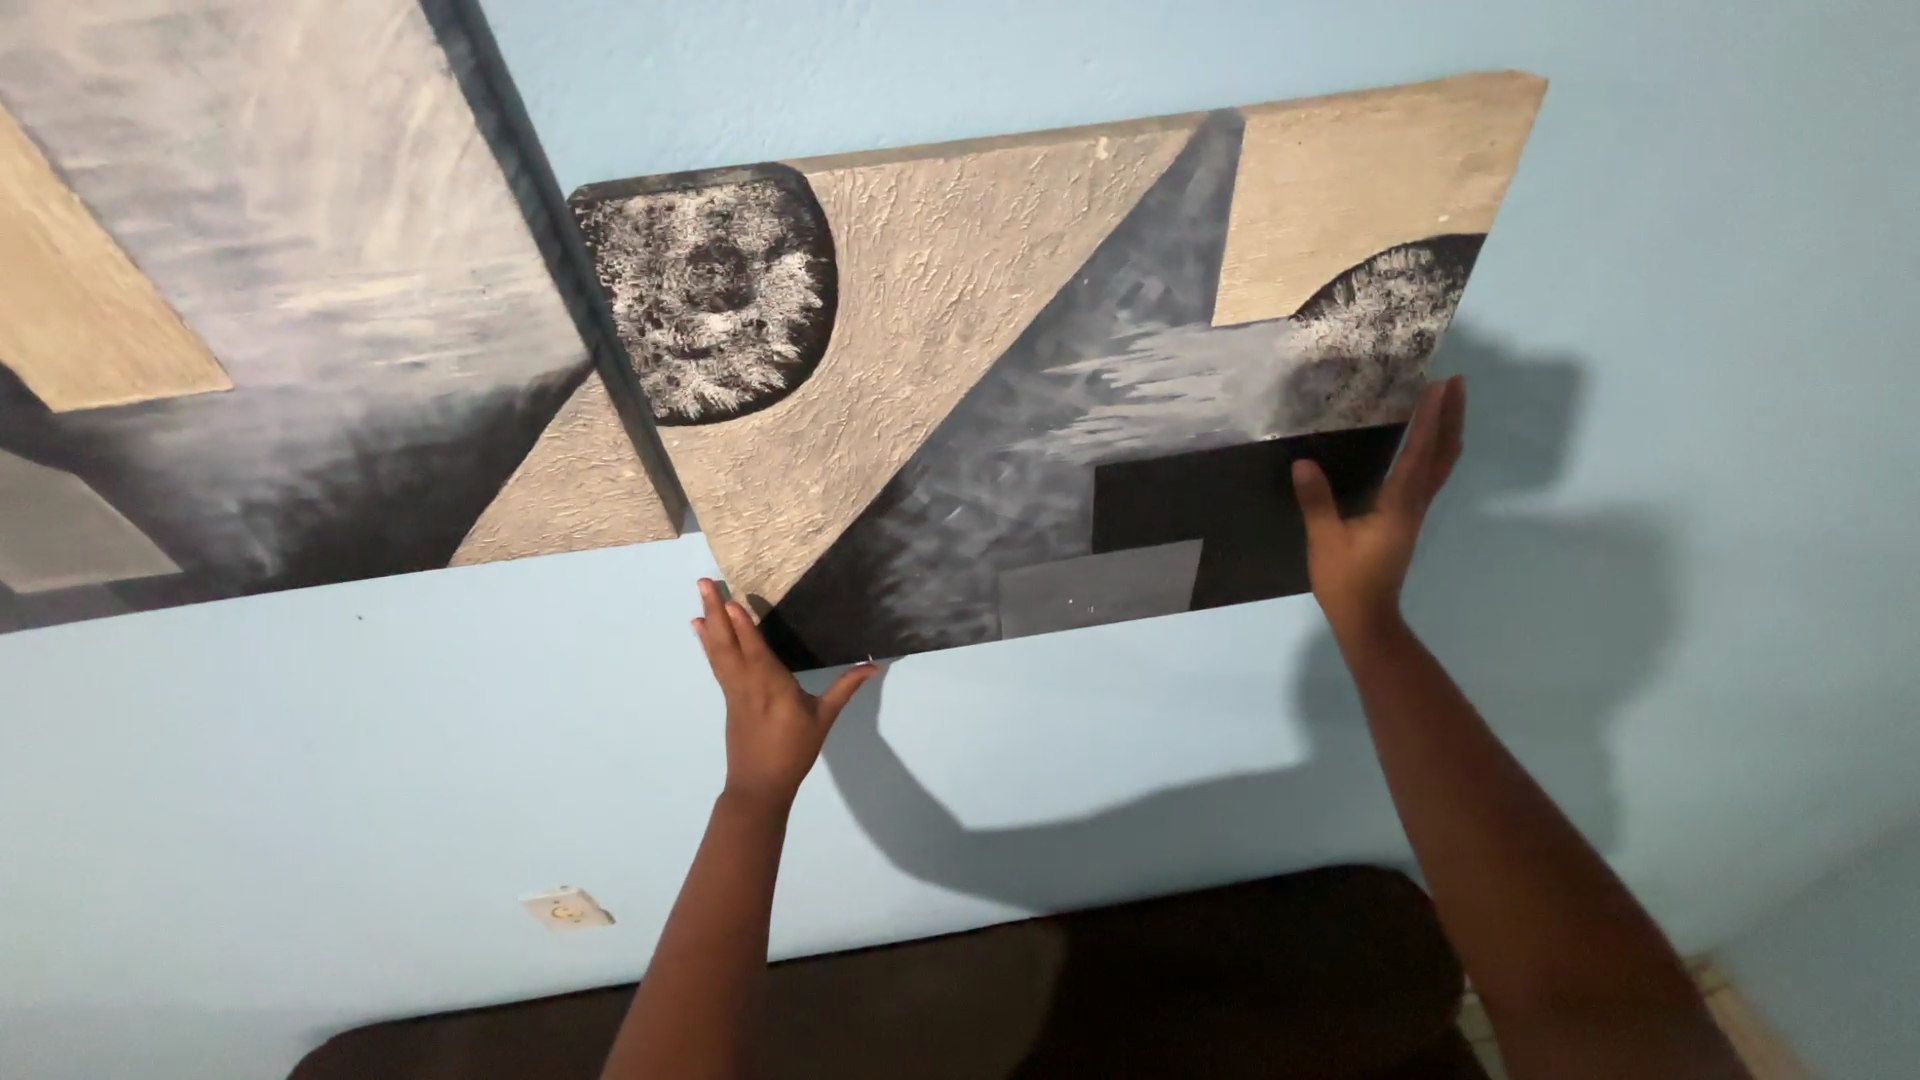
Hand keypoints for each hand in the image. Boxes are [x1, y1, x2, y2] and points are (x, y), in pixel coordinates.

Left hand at [693, 579, 877, 808]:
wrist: (760, 786)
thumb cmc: (794, 751)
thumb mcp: (824, 718)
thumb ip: (845, 687)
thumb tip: (873, 664)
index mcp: (772, 688)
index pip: (755, 651)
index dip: (743, 626)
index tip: (732, 600)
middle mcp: (748, 684)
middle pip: (728, 644)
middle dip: (716, 612)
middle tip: (704, 582)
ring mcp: (733, 690)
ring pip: (718, 651)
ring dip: (709, 622)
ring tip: (700, 596)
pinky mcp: (728, 697)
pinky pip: (716, 664)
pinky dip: (707, 643)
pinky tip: (700, 629)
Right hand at [1291, 376, 1464, 638]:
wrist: (1367, 617)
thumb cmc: (1346, 581)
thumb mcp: (1324, 541)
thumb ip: (1316, 502)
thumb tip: (1303, 463)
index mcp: (1398, 506)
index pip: (1419, 454)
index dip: (1429, 419)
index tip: (1439, 386)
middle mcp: (1415, 505)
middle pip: (1444, 455)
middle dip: (1451, 417)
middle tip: (1456, 382)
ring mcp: (1413, 512)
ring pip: (1441, 465)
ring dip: (1447, 431)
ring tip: (1449, 402)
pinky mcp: (1405, 519)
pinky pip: (1429, 475)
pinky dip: (1435, 450)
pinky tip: (1425, 443)